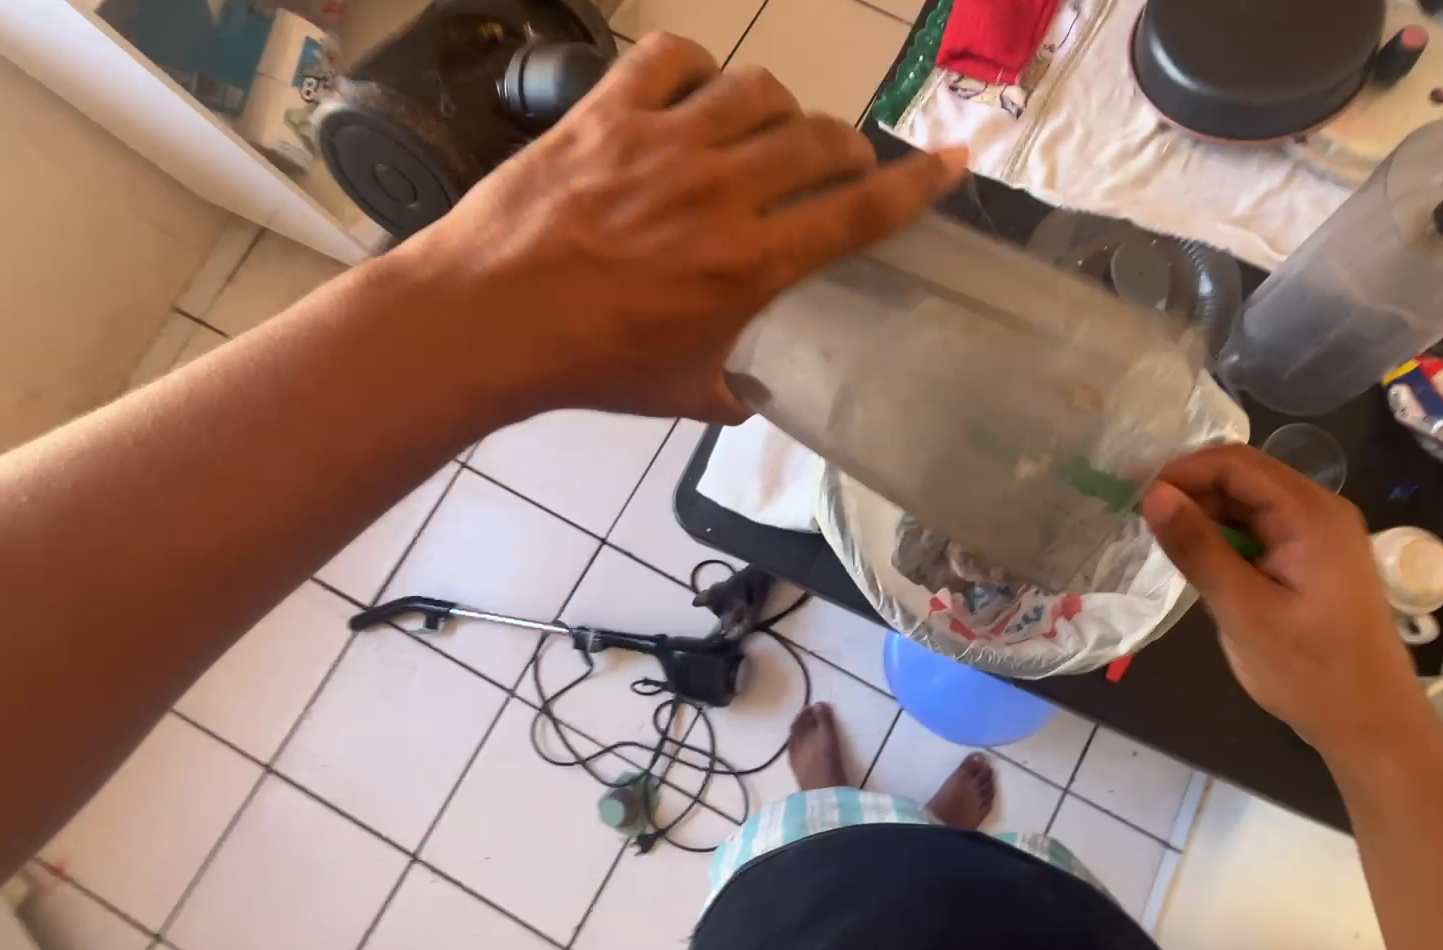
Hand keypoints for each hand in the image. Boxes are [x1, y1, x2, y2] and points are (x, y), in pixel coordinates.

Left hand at [386, 33, 966, 423]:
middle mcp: (721, 193)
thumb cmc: (594, 366)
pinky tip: (698, 93)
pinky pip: (670, 59)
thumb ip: (739, 395)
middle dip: (847, 147)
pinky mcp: (606, 114)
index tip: (955, 162)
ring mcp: (662, 144)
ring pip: (756, 90)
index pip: (857, 214)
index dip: (916, 186)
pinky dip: (697, 69)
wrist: (488, 320)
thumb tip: (760, 397)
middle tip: (841, 164)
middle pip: (817, 140)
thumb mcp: (686, 395)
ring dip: (780, 108)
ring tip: (771, 131)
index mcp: (751, 264)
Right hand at [1141, 445, 1431, 762]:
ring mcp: (1319, 534)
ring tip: (1164, 543)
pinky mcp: (1312, 557)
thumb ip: (1197, 547)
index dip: (1181, 472)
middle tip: (1142, 521)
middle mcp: (1320, 511)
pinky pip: (1259, 527)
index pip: (1235, 464)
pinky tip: (1199, 560)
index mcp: (1310, 515)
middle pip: (1243, 476)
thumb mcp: (1242, 609)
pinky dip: (1224, 535)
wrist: (1369, 723)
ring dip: (1204, 513)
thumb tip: (1152, 495)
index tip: (1136, 498)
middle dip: (1189, 490)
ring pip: (1248, 502)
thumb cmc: (1307, 670)